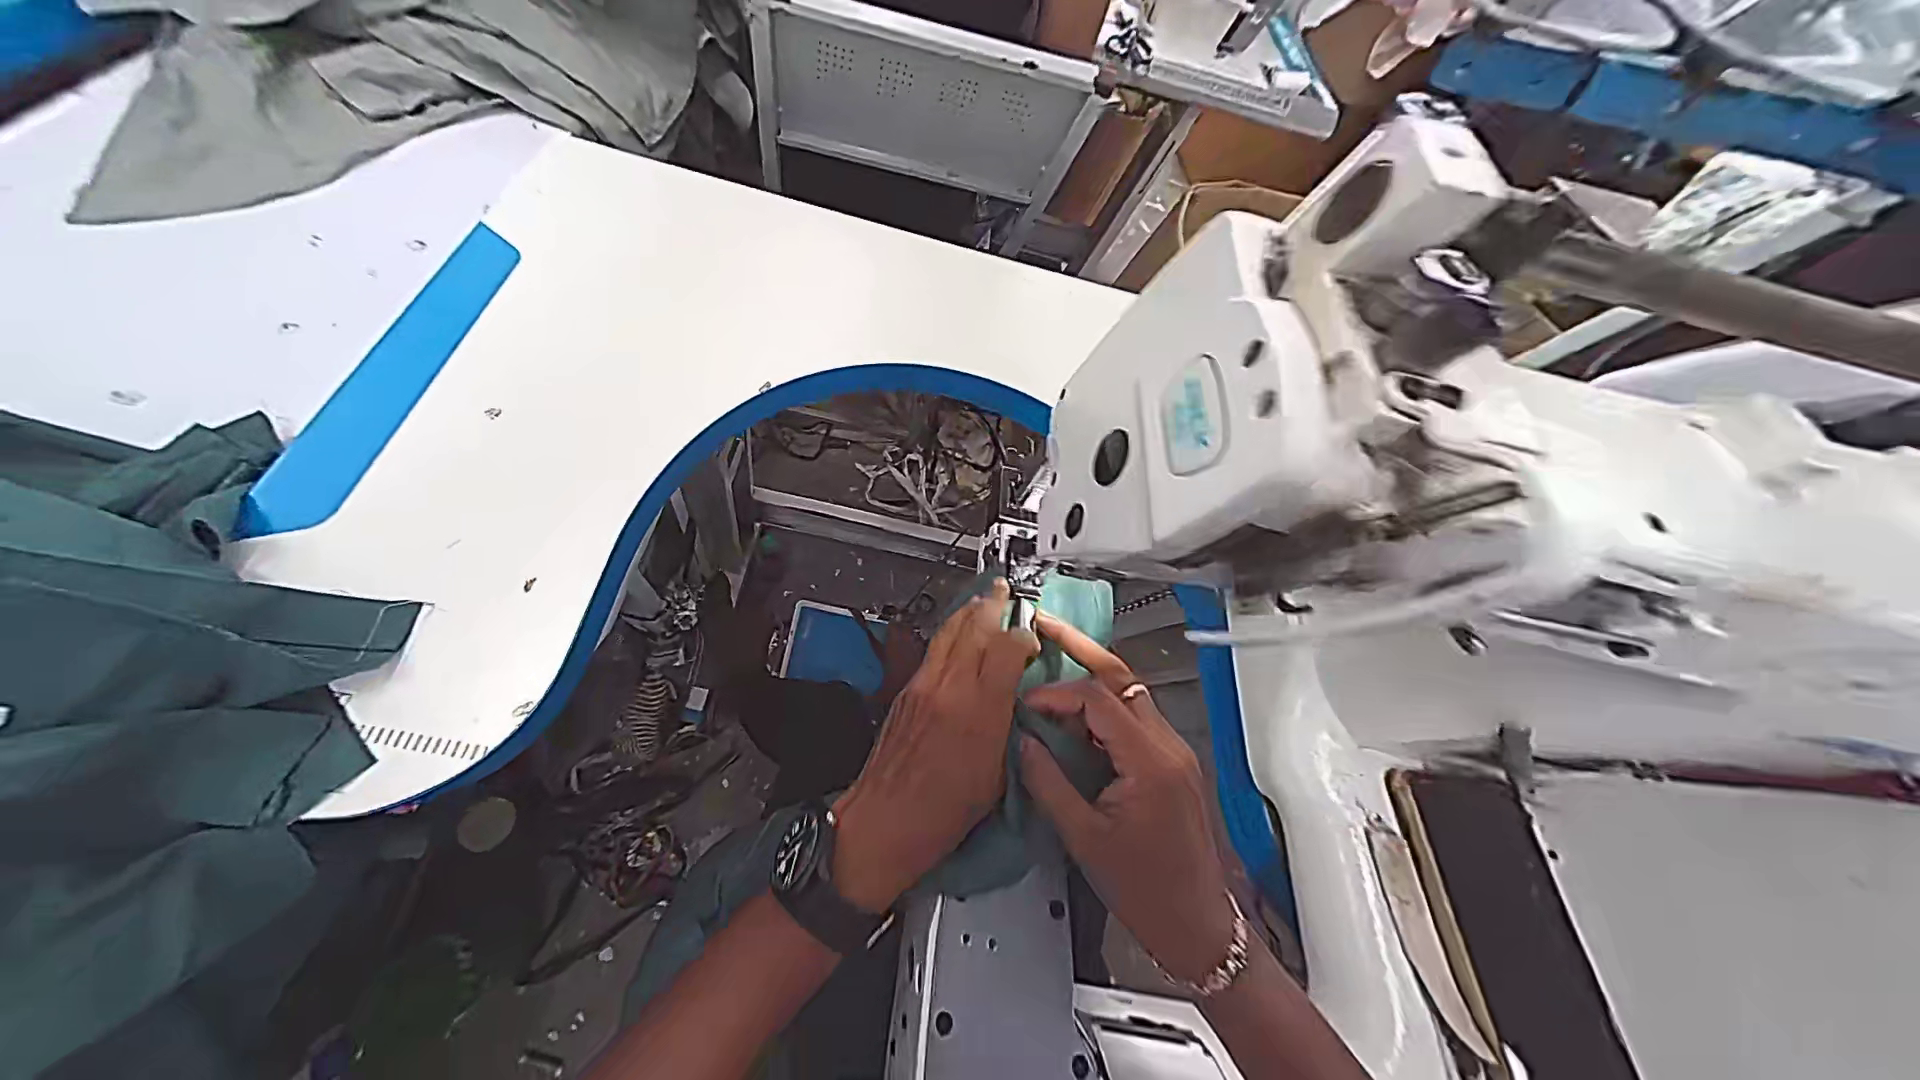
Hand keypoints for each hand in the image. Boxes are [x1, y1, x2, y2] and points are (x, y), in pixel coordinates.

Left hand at [831, 580, 1038, 911]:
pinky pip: (932, 649)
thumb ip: (1006, 728)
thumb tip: (1011, 700)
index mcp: (980, 711)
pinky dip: (949, 632)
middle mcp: (951, 688)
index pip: (1007, 649)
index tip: (1031, 636)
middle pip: (974, 628)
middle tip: (1006, 592)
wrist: (884, 820)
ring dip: (968, 612)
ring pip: (949, 632)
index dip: (1023, 635)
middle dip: (993, 605)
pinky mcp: (906, 690)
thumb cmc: (944, 812)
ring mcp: (924, 685)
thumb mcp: (995, 775)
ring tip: (982, 600)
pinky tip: (956, 632)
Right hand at [1019, 613, 1236, 984]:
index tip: (1025, 706)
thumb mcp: (1083, 837)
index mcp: (1150, 762)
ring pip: (1128, 694)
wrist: (1197, 923)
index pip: (1098, 699)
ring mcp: (1174, 751)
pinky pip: (1132, 719)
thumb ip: (1048, 782)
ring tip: (1050, 675)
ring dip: (1088, 682)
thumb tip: (1022, 742)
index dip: (1056, 693)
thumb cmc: (1144, 890)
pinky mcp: (1170, 762)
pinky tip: (1072, 720)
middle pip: (1122, 678)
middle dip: (1080, 648)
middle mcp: (1168, 746)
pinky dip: (1099, 711)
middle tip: (1046, 626)